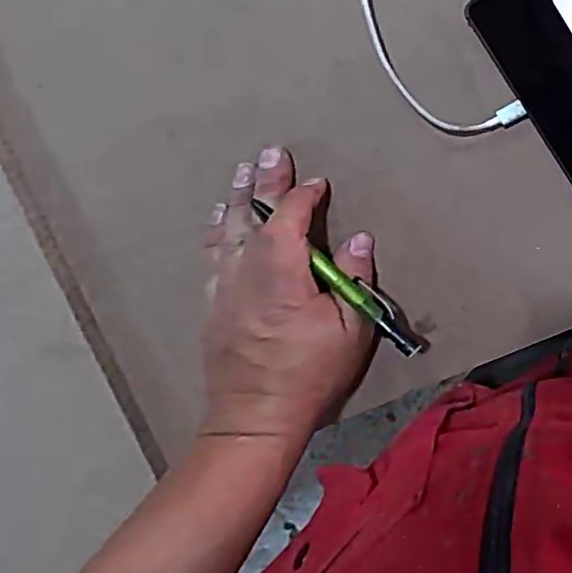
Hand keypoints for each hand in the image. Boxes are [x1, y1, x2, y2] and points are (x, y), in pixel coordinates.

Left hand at [198, 147, 375, 442]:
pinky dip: (218, 232)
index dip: (303, 198)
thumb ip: (355, 277)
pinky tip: (219, 220)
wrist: (254, 420)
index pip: (289, 222)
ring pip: (227, 234)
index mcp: (281, 279)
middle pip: (252, 219)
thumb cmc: (311, 374)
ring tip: (241, 172)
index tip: (319, 184)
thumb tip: (358, 238)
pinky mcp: (214, 307)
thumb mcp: (351, 329)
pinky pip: (213, 257)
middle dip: (263, 183)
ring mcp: (224, 292)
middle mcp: (246, 278)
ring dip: (236, 200)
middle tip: (269, 152)